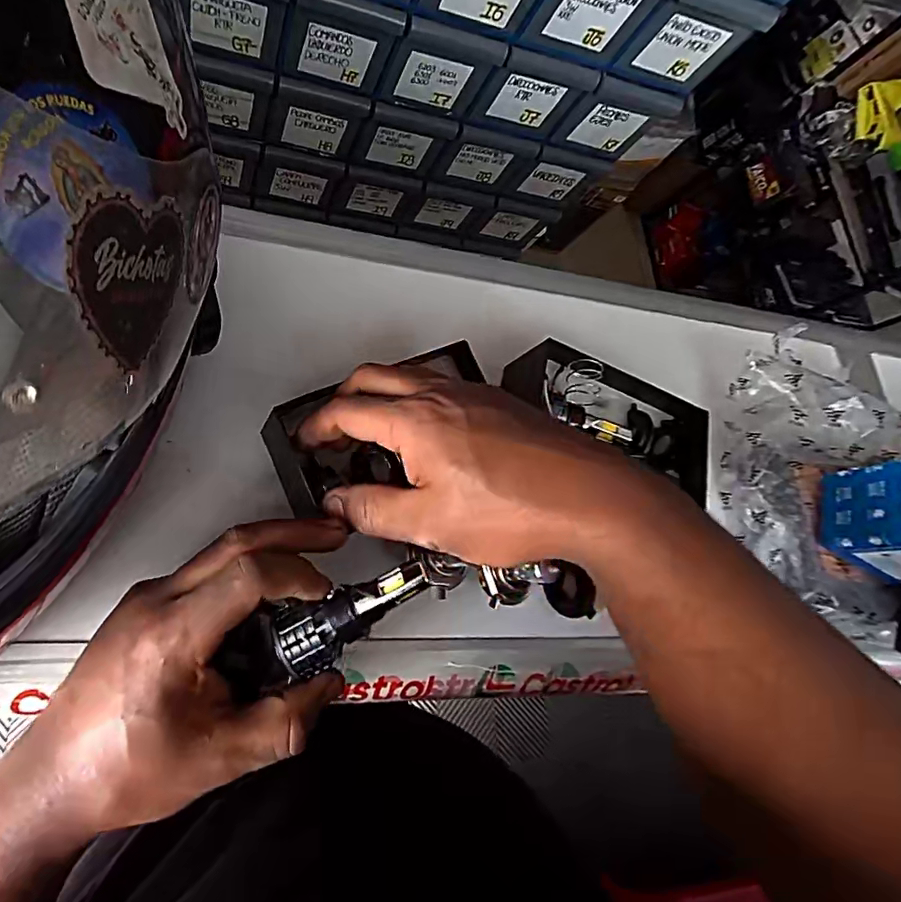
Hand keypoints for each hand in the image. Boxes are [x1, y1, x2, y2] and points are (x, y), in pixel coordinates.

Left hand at [2, 518, 349, 836]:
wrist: (54, 779)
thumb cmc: (116, 770)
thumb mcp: (217, 759)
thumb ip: (284, 723)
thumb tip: (323, 688)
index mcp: (170, 634)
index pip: (247, 574)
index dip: (297, 574)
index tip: (324, 593)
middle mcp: (154, 602)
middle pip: (234, 542)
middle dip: (291, 533)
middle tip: (330, 536)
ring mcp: (145, 600)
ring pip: (217, 553)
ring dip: (266, 550)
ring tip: (304, 568)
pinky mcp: (143, 608)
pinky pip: (201, 575)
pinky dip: (241, 574)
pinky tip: (261, 601)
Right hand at [297, 363, 693, 570]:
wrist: (592, 498)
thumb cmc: (524, 506)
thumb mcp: (431, 525)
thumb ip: (374, 510)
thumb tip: (342, 503)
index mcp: (415, 422)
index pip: (346, 411)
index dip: (316, 427)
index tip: (308, 441)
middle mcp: (441, 396)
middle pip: (370, 378)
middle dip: (341, 400)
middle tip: (332, 430)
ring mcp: (470, 394)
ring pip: (406, 376)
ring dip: (378, 396)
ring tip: (375, 432)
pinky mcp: (494, 402)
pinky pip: (439, 385)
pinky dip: (414, 400)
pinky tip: (427, 436)